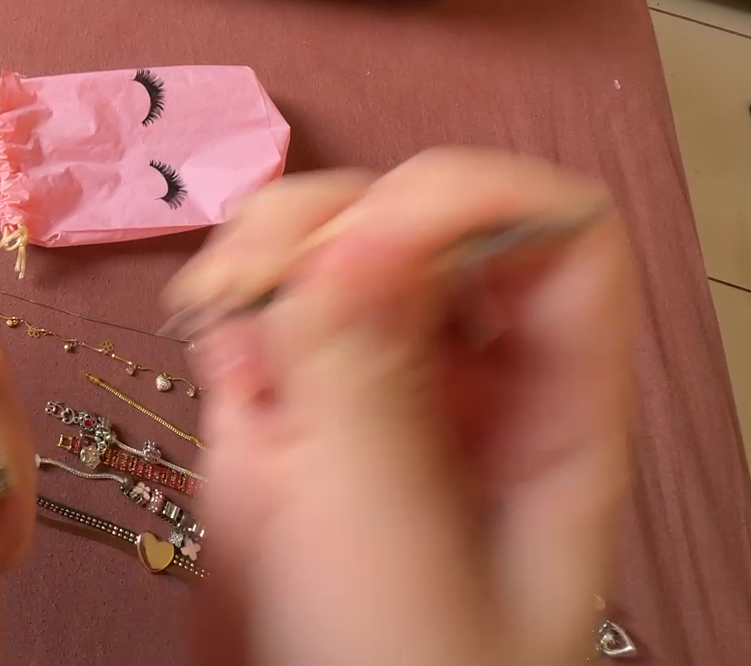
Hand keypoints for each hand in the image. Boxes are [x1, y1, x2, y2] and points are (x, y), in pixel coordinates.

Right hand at [163, 149, 636, 665]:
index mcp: (540, 400)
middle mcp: (446, 363)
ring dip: (257, 242)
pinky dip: (216, 285)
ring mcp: (348, 364)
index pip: (548, 234)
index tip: (360, 245)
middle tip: (260, 283)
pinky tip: (201, 327)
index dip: (465, 204)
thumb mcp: (389, 545)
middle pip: (408, 212)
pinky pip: (248, 286)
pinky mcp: (270, 377)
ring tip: (215, 302)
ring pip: (317, 234)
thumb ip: (372, 388)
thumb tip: (354, 238)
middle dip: (325, 223)